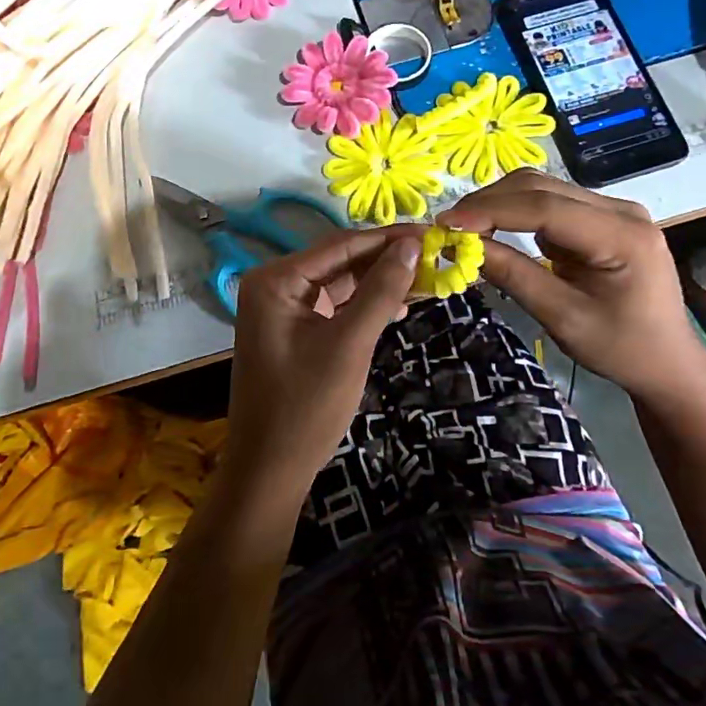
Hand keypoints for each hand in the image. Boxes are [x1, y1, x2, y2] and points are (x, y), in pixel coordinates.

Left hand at [225, 225, 422, 486]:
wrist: (270, 471)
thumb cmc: (306, 407)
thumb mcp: (350, 344)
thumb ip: (381, 291)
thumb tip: (412, 245)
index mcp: (276, 280)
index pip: (342, 245)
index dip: (389, 238)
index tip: (433, 233)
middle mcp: (275, 285)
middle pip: (340, 261)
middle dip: (387, 260)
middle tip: (435, 256)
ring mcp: (282, 309)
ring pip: (340, 283)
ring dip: (380, 282)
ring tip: (426, 280)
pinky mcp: (293, 331)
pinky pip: (334, 306)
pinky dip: (365, 305)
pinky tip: (398, 306)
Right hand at [437, 171, 705, 400]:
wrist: (667, 363)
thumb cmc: (622, 349)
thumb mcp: (564, 318)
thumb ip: (515, 276)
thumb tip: (463, 247)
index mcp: (622, 234)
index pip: (545, 206)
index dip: (491, 210)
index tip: (446, 224)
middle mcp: (621, 209)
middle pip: (543, 187)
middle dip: (490, 202)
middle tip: (448, 228)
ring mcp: (614, 210)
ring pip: (544, 189)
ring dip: (501, 205)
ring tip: (464, 229)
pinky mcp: (603, 218)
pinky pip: (552, 204)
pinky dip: (518, 214)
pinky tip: (494, 231)